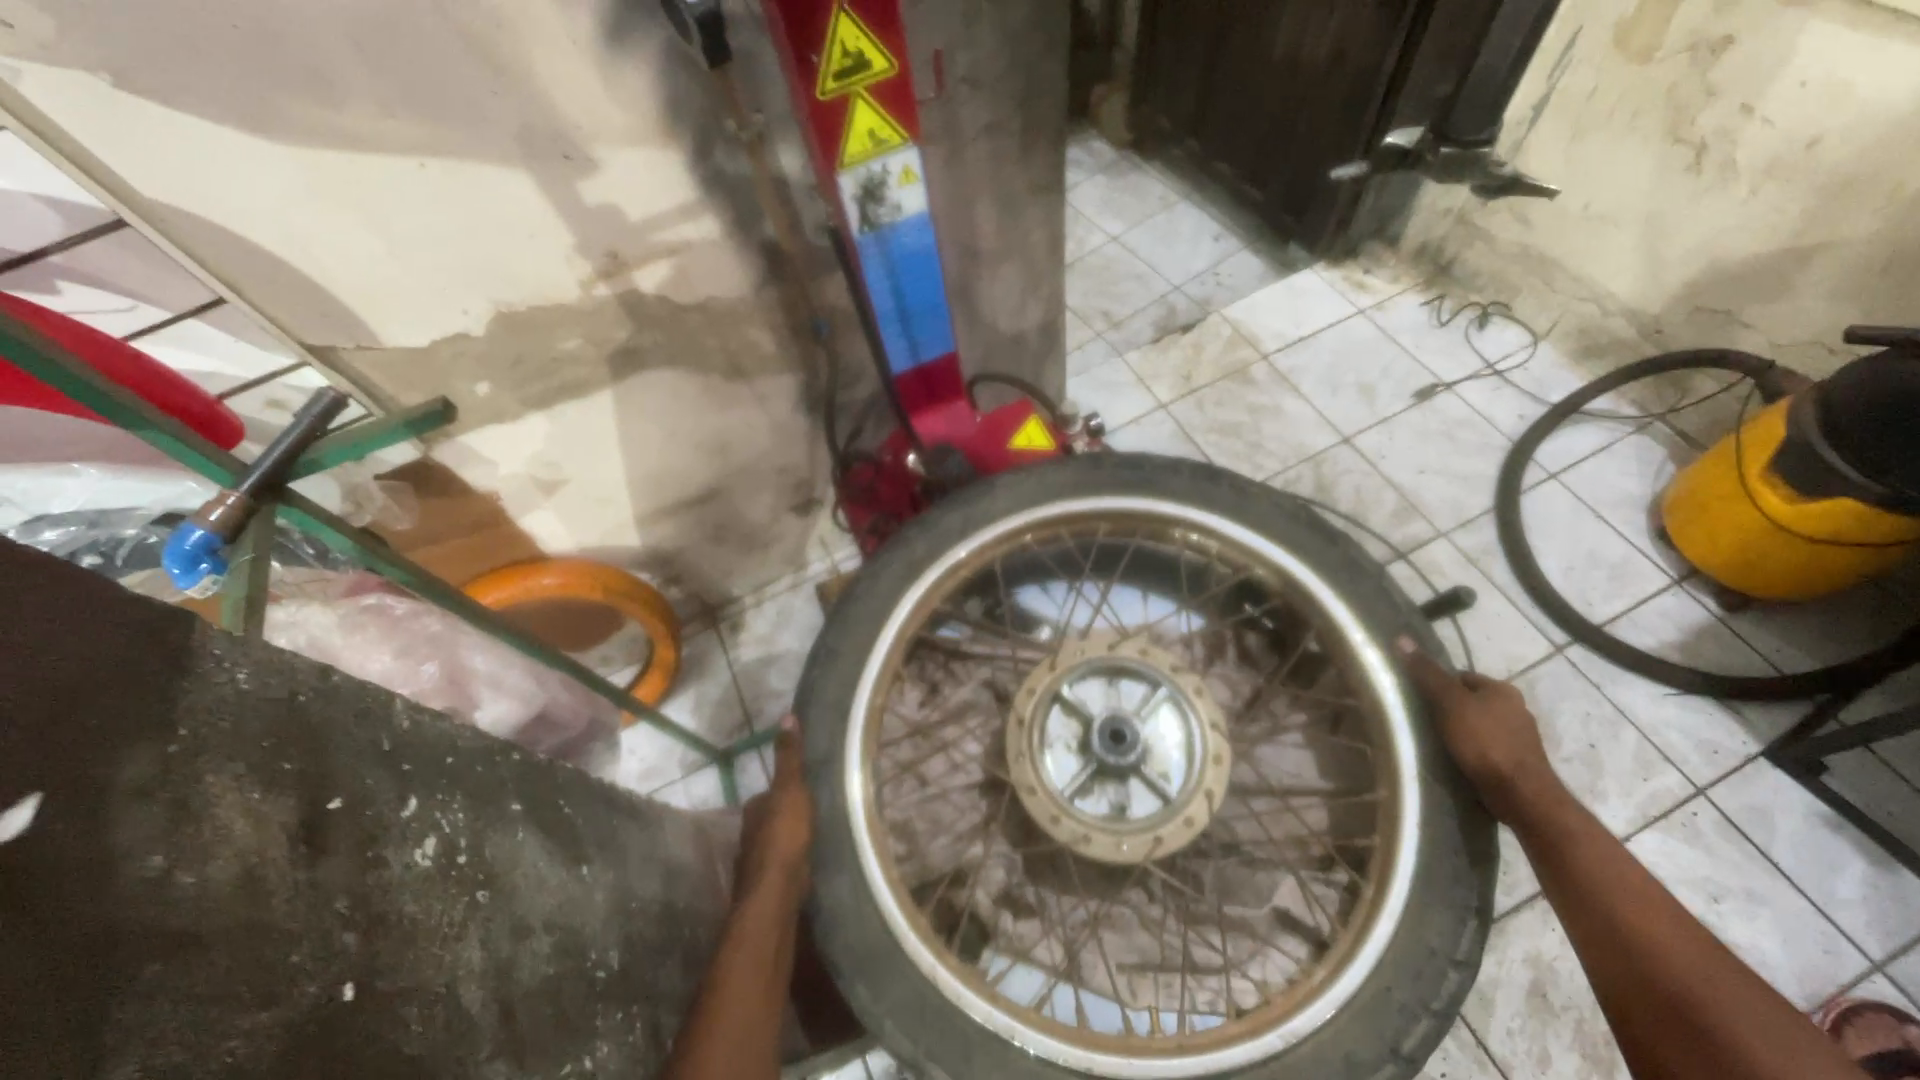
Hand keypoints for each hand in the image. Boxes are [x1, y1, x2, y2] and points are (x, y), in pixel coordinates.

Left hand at [736, 714, 814, 905]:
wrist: (777, 888)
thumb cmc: (784, 834)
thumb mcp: (791, 788)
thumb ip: (789, 757)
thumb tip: (786, 716)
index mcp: (753, 810)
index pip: (767, 796)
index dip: (783, 793)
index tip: (804, 793)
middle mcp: (749, 835)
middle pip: (769, 821)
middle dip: (786, 819)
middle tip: (813, 817)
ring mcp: (756, 862)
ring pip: (774, 845)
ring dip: (789, 843)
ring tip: (814, 840)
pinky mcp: (767, 885)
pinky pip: (782, 867)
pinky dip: (792, 864)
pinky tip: (807, 865)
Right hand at [1395, 637, 1562, 821]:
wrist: (1521, 793)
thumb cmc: (1484, 742)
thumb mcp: (1449, 703)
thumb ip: (1427, 674)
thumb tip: (1401, 638)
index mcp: (1503, 689)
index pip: (1462, 678)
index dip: (1440, 687)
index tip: (1422, 704)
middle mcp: (1517, 708)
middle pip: (1472, 702)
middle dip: (1452, 711)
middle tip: (1427, 725)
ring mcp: (1521, 737)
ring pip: (1481, 726)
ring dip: (1463, 733)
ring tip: (1440, 746)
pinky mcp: (1519, 762)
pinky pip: (1489, 748)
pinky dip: (1474, 753)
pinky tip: (1460, 762)